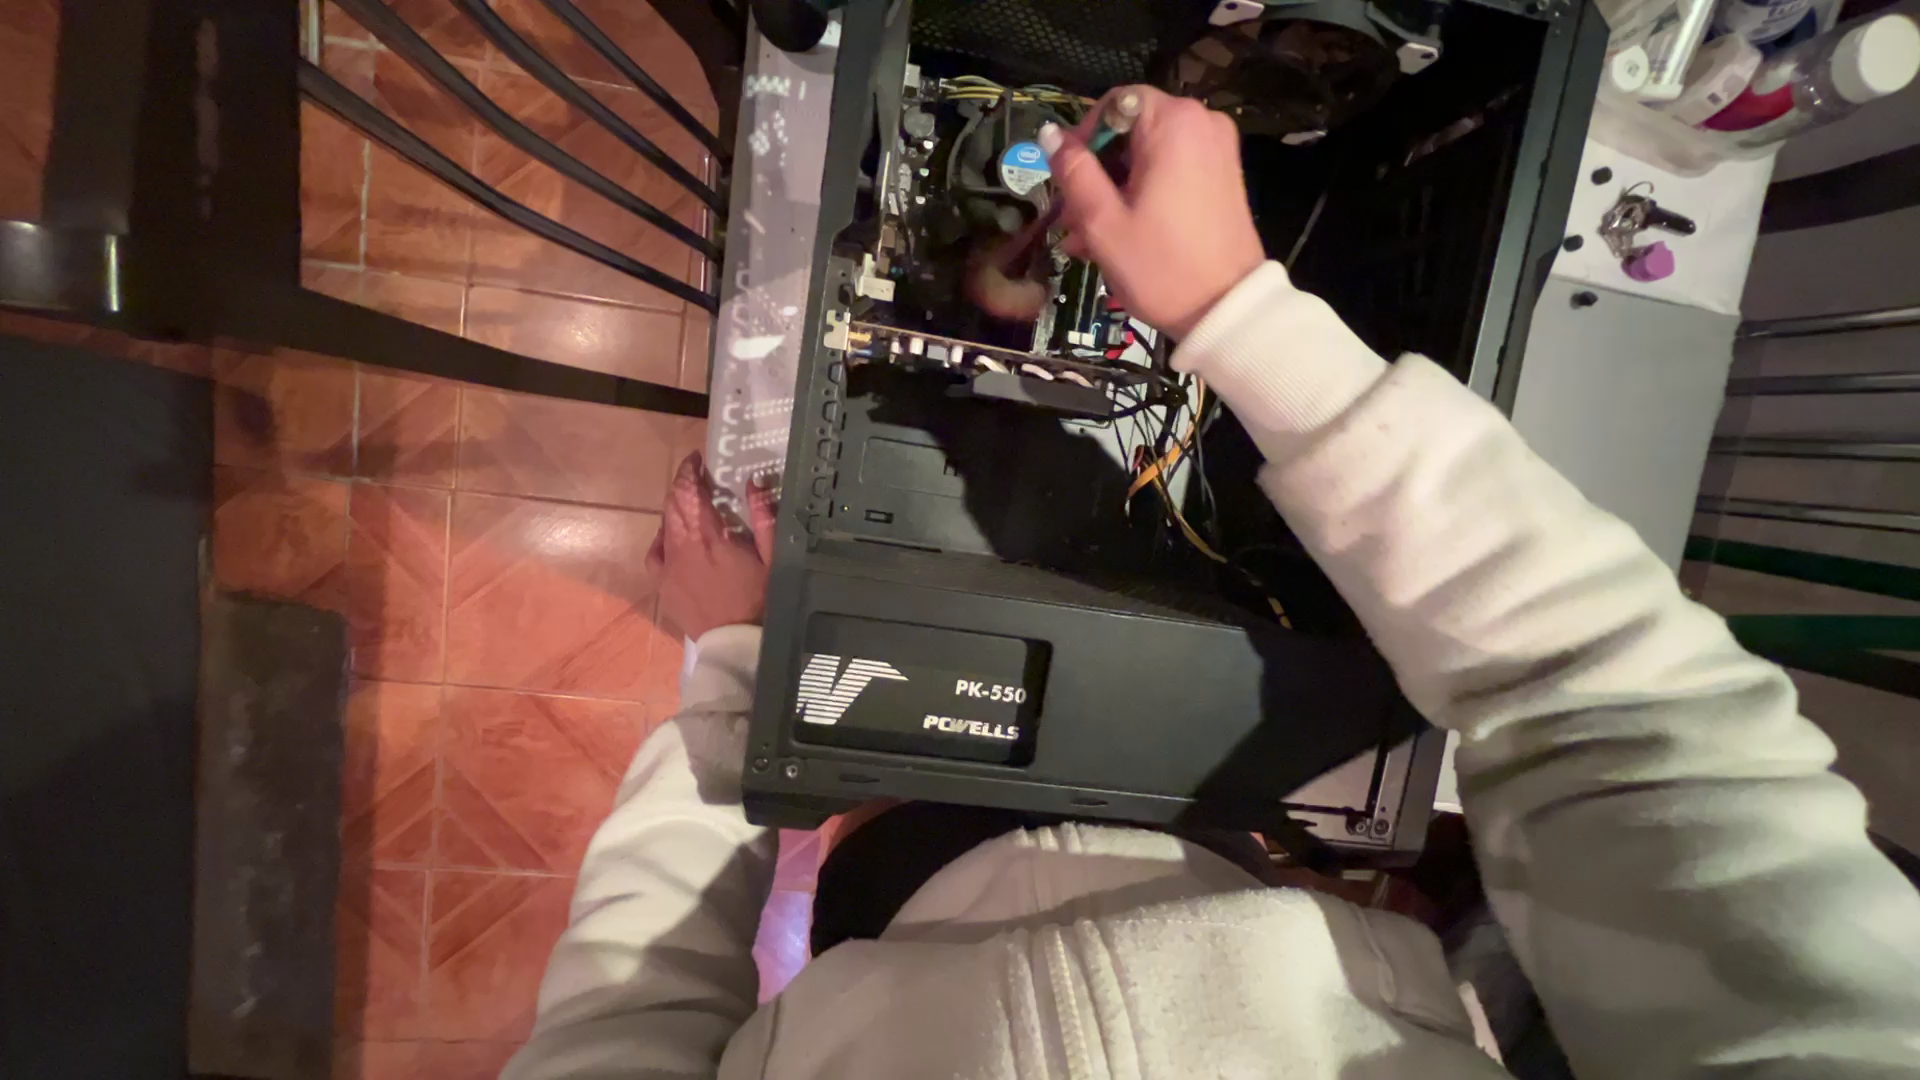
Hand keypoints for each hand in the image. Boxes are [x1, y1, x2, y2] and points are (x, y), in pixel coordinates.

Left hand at [645, 452, 776, 641]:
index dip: (689, 471)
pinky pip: (655, 552)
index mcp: (710, 536)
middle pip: (674, 504)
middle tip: (697, 478)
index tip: (696, 459)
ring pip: (664, 525)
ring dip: (675, 509)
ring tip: (691, 506)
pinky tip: (671, 536)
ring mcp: (668, 566)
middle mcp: (682, 546)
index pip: (690, 492)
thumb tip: (752, 482)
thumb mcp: (773, 556)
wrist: (737, 643)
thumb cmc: (761, 599)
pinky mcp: (663, 584)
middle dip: (683, 486)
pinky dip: (662, 537)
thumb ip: (762, 517)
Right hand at [1040, 87, 1266, 340]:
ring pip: (1147, 157)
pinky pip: (1170, 173)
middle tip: (1072, 222)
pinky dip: (1142, 195)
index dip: (1081, 140)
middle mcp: (1201, 122)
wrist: (1224, 310)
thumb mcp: (1102, 222)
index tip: (1064, 183)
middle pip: (1130, 132)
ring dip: (1114, 191)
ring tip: (1089, 239)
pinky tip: (1122, 235)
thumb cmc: (1158, 267)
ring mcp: (1217, 150)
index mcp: (1172, 123)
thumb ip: (1073, 172)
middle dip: (1096, 174)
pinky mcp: (1223, 177)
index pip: (1112, 104)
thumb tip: (1049, 134)